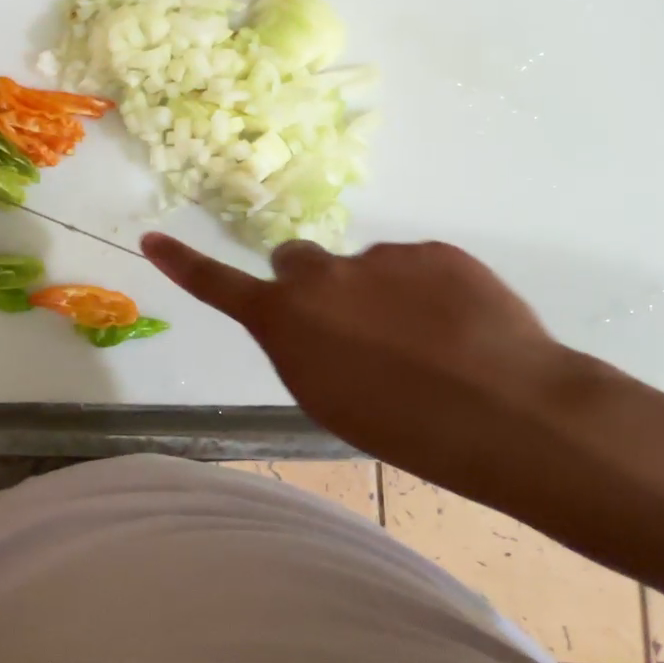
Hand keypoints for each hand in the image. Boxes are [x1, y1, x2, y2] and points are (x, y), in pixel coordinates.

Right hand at [141, 234, 582, 457]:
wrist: (510, 411)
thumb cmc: (400, 423)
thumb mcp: (322, 395)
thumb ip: (296, 347)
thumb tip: (305, 324)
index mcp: (281, 317)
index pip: (215, 283)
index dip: (181, 263)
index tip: (152, 239)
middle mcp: (318, 276)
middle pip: (296, 261)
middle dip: (312, 284)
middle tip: (351, 326)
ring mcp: (378, 258)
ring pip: (363, 269)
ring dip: (379, 294)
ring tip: (428, 342)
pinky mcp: (434, 251)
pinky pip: (416, 265)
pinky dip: (429, 290)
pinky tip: (460, 328)